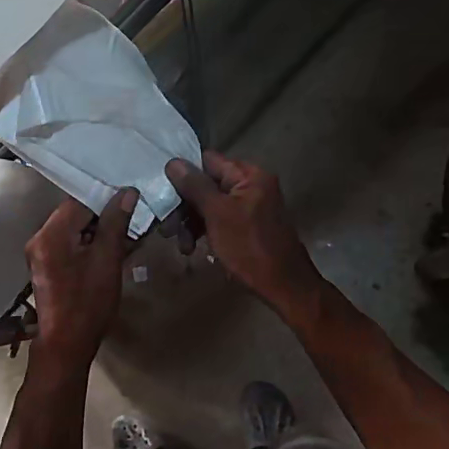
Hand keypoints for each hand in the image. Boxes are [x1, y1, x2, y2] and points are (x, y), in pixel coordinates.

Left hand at [25, 189, 136, 371]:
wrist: (66, 345)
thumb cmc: (88, 302)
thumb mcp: (107, 259)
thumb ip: (116, 222)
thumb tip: (127, 192)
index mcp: (50, 233)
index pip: (80, 200)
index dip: (106, 197)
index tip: (131, 199)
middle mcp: (40, 238)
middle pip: (75, 213)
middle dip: (104, 214)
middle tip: (132, 217)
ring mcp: (40, 253)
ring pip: (74, 229)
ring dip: (98, 230)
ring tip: (126, 235)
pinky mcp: (46, 266)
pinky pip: (69, 243)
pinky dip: (89, 243)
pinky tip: (111, 250)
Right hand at [166, 153, 321, 313]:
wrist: (284, 287)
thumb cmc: (250, 247)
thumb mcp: (217, 214)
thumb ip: (194, 186)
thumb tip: (172, 162)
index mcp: (249, 175)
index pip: (207, 161)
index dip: (184, 174)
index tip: (164, 192)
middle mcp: (250, 185)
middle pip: (206, 184)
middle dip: (184, 205)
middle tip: (166, 228)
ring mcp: (249, 206)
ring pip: (209, 205)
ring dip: (190, 222)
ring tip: (182, 246)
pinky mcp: (246, 226)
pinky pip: (219, 219)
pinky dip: (204, 231)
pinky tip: (191, 248)